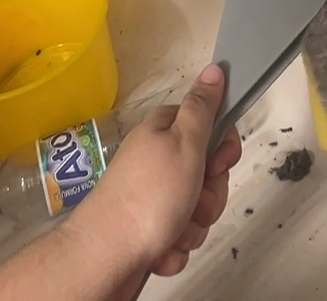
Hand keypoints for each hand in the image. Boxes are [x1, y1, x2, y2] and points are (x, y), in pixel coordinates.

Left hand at [70, 64, 242, 279]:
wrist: (103, 259)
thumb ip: (203, 108)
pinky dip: (175, 247)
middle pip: (207, 173)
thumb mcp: (184, 142)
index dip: (222, 147)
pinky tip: (160, 251)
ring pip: (196, 208)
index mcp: (164, 132)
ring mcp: (152, 197)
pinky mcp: (148, 231)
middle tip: (193, 202)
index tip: (219, 163)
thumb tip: (215, 68)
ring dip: (192, 226)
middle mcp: (157, 160)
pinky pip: (179, 237)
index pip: (210, 127)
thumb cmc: (150, 195)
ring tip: (173, 233)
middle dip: (208, 196)